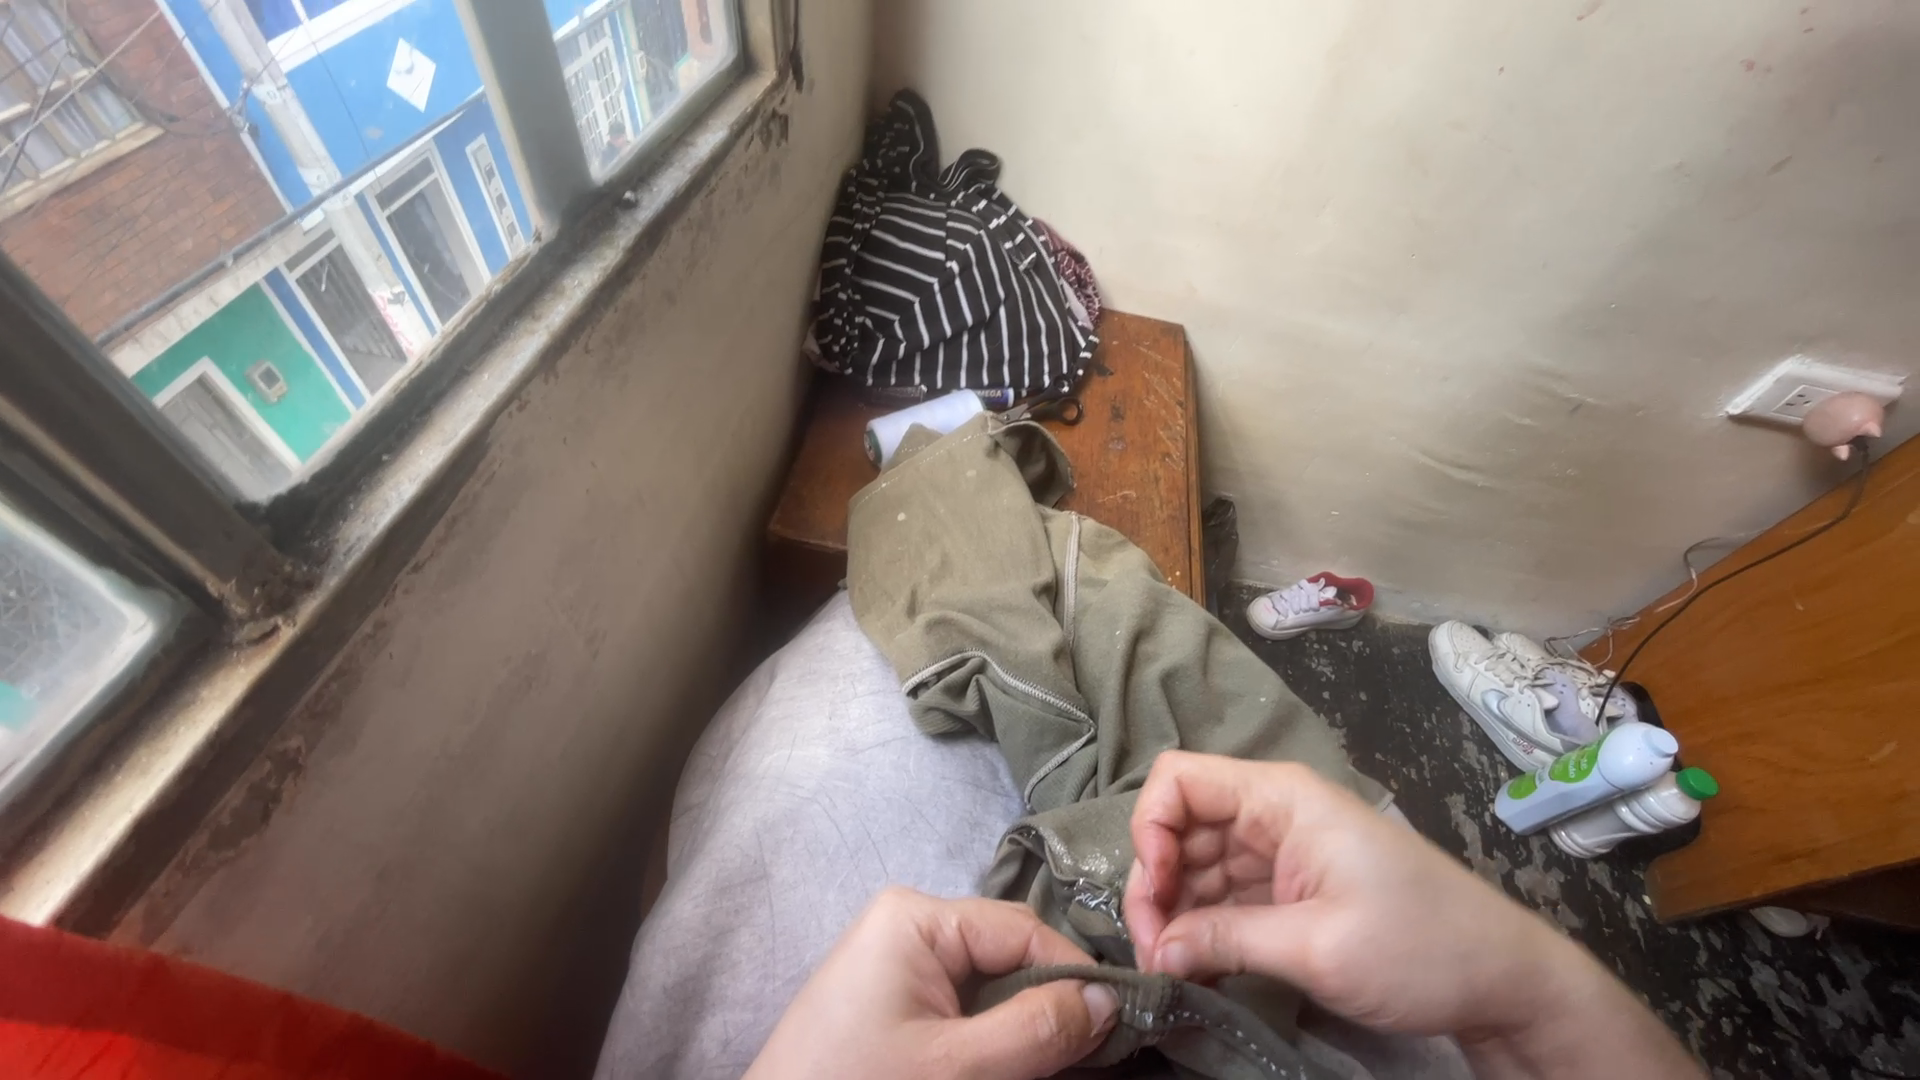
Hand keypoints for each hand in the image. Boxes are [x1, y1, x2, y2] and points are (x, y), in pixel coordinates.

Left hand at [744, 888, 1120, 1079]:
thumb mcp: (955, 1068)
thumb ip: (1036, 1031)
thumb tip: (1109, 1000)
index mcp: (917, 915)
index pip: (1019, 928)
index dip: (1074, 972)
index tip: (1122, 1020)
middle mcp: (909, 921)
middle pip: (1005, 953)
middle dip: (1048, 1002)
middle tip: (1095, 1052)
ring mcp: (899, 957)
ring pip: (989, 983)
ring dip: (1023, 1025)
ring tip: (1055, 1061)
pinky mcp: (894, 995)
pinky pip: (962, 1003)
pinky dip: (992, 1035)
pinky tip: (1011, 1063)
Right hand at [1121, 752, 1702, 1078]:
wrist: (1510, 985)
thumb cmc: (1421, 947)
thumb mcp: (1319, 947)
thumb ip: (1228, 939)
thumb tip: (1155, 953)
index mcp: (1278, 798)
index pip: (1180, 780)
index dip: (1150, 826)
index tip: (1156, 890)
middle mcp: (1268, 813)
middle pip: (1180, 827)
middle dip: (1156, 883)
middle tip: (1153, 952)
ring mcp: (1274, 851)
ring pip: (1193, 865)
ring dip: (1173, 912)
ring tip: (1168, 967)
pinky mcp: (1283, 888)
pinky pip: (1221, 895)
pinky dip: (1201, 927)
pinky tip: (1193, 964)